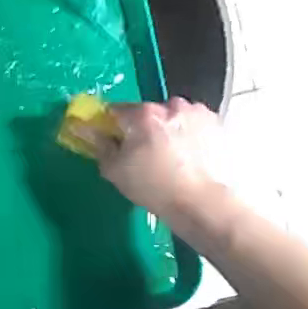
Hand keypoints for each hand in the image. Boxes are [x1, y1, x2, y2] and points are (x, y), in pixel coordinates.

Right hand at [92, 97, 226, 224]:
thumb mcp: (115, 172)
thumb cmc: (154, 188)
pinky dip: (189, 135)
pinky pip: (193, 124)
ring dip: (168, 130)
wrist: (202, 203)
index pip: (116, 110)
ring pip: (172, 117)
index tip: (114, 143)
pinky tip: (190, 157)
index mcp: (142, 114)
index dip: (111, 126)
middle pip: (147, 113)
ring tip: (172, 159)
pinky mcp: (216, 123)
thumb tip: (92, 132)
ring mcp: (196, 112)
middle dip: (143, 129)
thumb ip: (100, 146)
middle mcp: (170, 105)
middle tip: (145, 156)